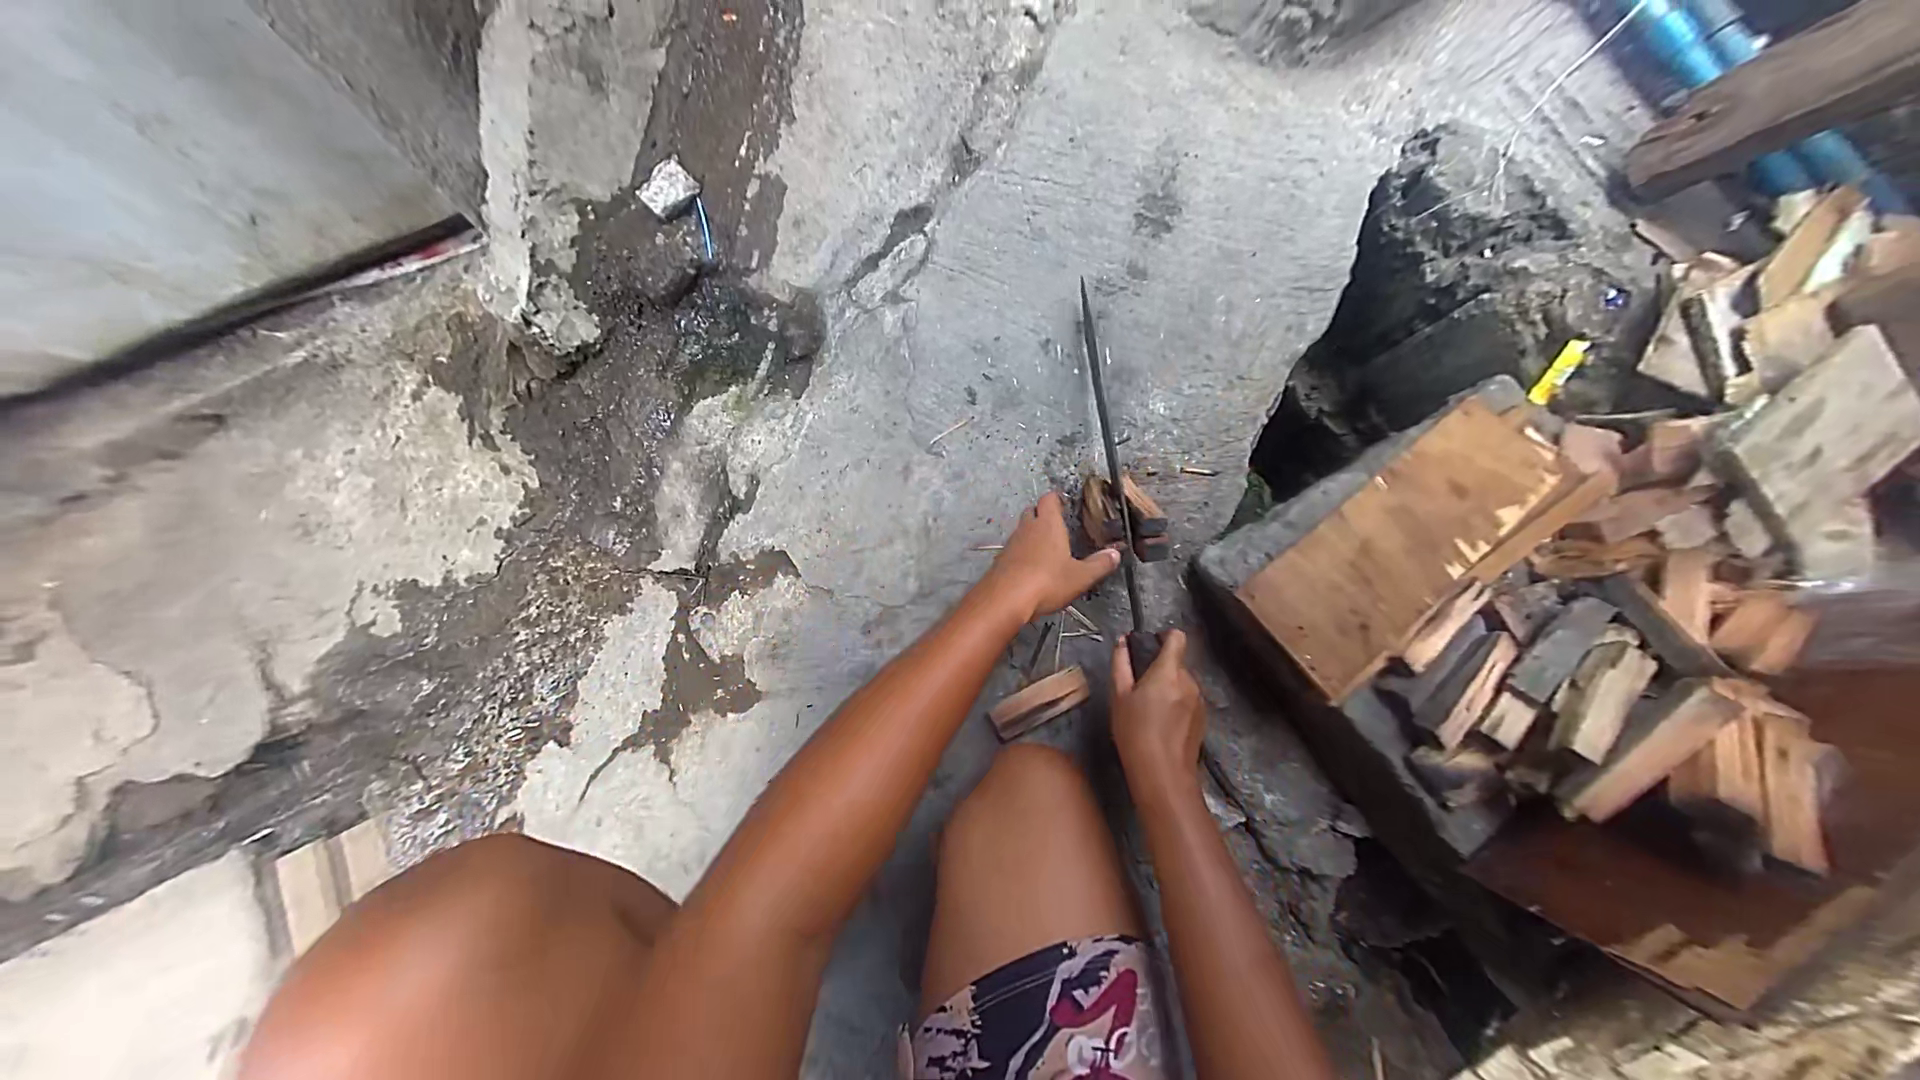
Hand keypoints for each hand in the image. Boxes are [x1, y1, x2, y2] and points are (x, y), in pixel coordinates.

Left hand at [979, 492, 1121, 621]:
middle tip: (1056, 524)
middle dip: (1043, 514)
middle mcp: (1027, 528)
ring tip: (1046, 547)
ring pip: (1022, 530)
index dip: (1057, 498)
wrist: (1005, 599)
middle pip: (1033, 511)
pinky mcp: (1001, 560)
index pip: (1050, 499)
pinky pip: (1013, 549)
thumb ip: (1100, 564)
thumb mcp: (1081, 576)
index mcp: (1048, 524)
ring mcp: (1011, 543)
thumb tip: (1115, 554)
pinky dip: (1022, 553)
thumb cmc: (1045, 582)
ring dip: (1032, 534)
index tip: (1064, 501)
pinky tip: (1031, 567)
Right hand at [1111, 629, 1205, 798]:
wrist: (1163, 774)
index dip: (1162, 637)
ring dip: (1168, 687)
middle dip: (1159, 668)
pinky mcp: (1203, 718)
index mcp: (1169, 672)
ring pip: (1182, 681)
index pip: (1176, 637)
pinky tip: (1162, 723)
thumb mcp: (1119, 697)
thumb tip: (1123, 642)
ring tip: (1148, 709)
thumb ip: (1121, 664)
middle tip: (1138, 688)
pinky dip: (1176, 703)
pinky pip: (1188, 699)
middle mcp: (1189, 681)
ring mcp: (1200, 701)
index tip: (1148, 648)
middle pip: (1177, 662)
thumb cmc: (1134, 733)